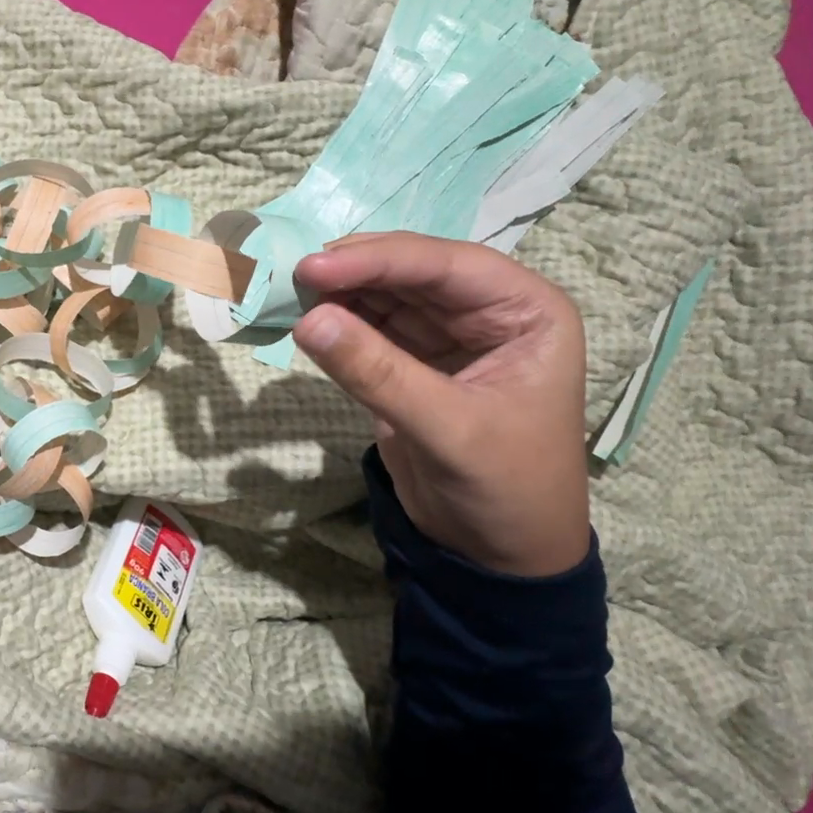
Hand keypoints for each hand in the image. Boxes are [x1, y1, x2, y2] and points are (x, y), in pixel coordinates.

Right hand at [293, 233, 590, 576]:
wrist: (499, 553)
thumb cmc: (504, 488)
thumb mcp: (447, 429)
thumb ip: (378, 372)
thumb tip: (307, 320)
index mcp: (525, 312)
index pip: (447, 266)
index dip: (379, 260)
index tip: (314, 265)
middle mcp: (485, 312)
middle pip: (411, 272)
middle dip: (353, 270)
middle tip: (291, 273)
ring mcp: (444, 336)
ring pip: (383, 296)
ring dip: (336, 292)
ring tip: (287, 292)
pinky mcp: (409, 362)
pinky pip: (366, 329)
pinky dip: (333, 323)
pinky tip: (303, 318)